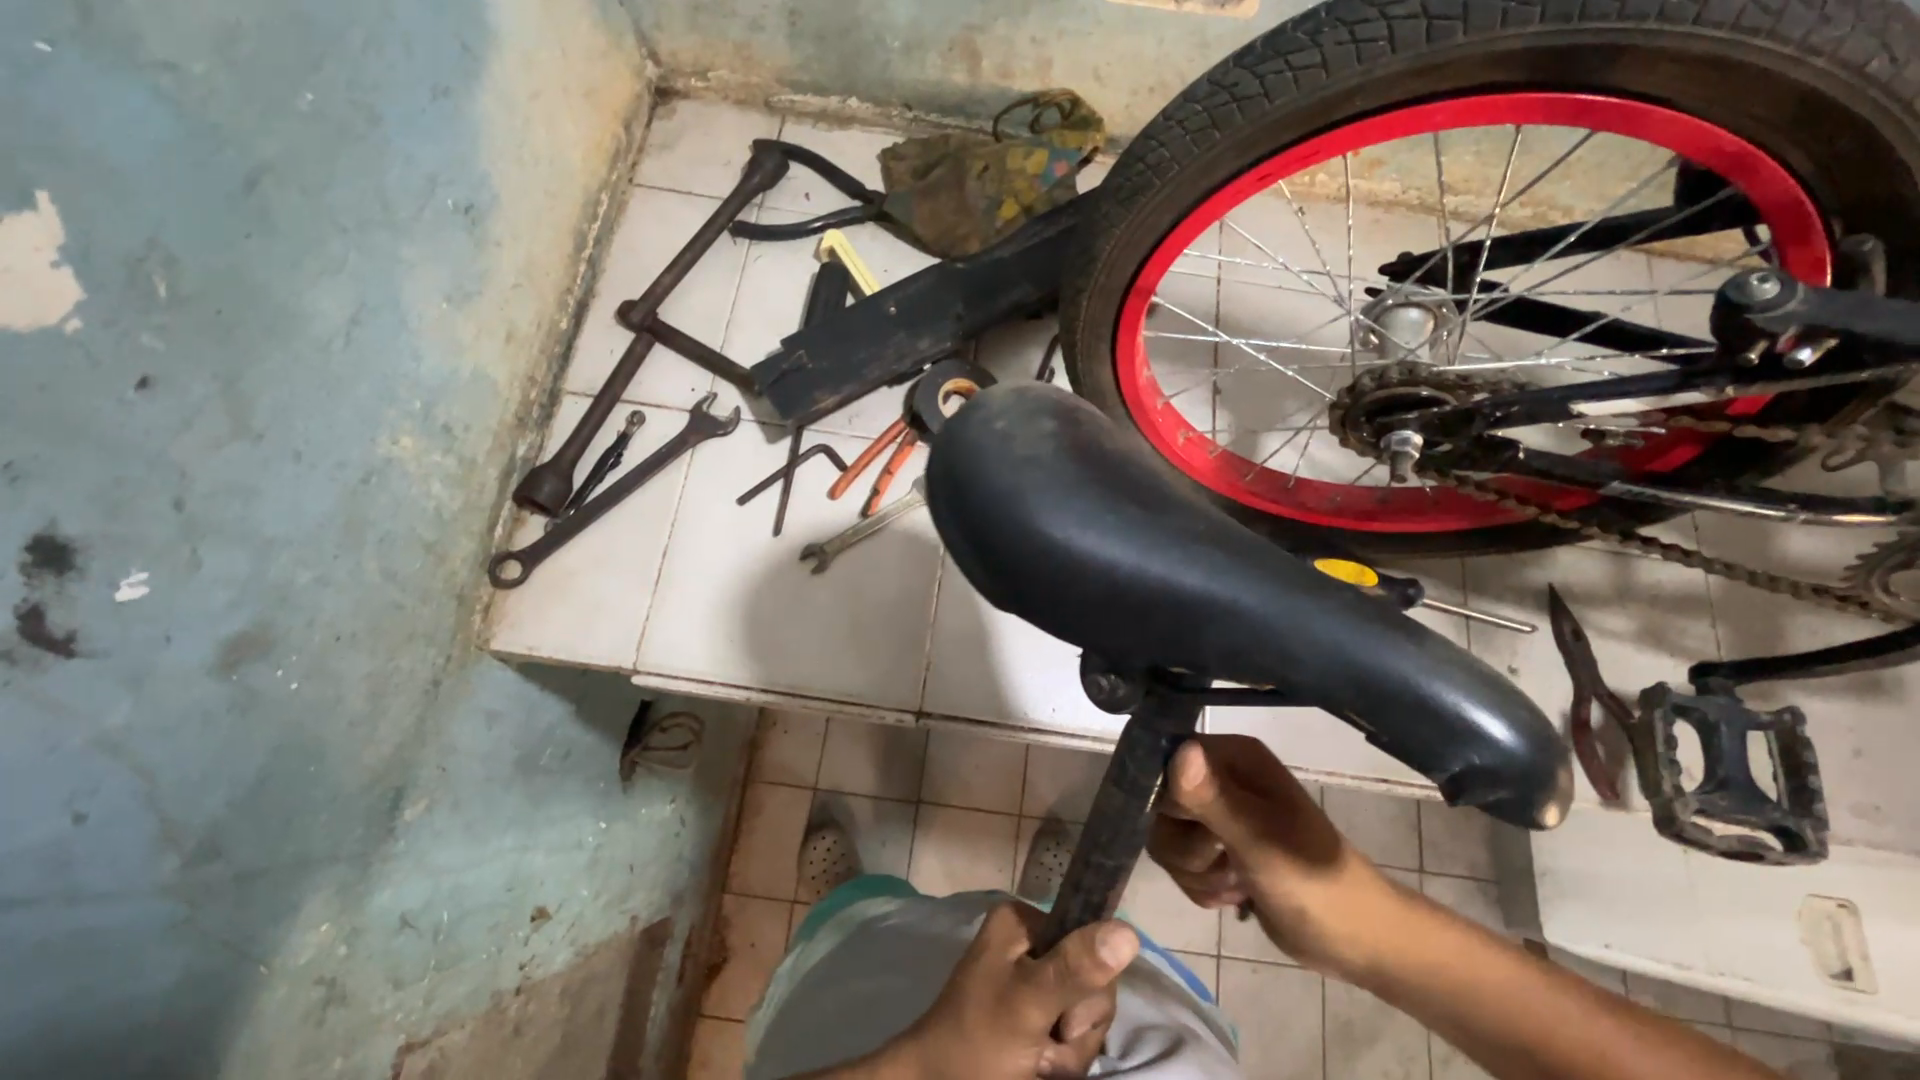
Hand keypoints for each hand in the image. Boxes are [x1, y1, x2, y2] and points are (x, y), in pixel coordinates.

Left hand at [887, 901, 1138, 1079]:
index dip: (1088, 988)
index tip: (1060, 1017)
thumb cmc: (976, 1043)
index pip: (1094, 941)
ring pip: (1089, 1017)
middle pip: (1095, 983)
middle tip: (1040, 1045)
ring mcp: (1036, 982)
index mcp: (1024, 923)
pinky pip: (1075, 1037)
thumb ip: (1075, 969)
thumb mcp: (1027, 1004)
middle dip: (1075, 1027)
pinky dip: (1061, 1062)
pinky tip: (1036, 1068)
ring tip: (1033, 1061)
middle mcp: (1034, 944)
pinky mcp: (1037, 1015)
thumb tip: (1129, 931)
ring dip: (1068, 1052)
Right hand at [1148, 735, 1407, 975]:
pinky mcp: (1215, 852)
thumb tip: (1179, 750)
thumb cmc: (1313, 880)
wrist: (1351, 938)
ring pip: (1166, 840)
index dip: (1169, 799)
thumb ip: (1212, 797)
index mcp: (1233, 757)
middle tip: (1225, 856)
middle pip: (1160, 806)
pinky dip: (1203, 887)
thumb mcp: (1258, 840)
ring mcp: (1217, 816)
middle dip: (1187, 846)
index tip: (1193, 826)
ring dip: (1197, 873)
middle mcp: (1220, 778)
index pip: (1164, 760)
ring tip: (1238, 881)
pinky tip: (1237, 894)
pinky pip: (1179, 866)